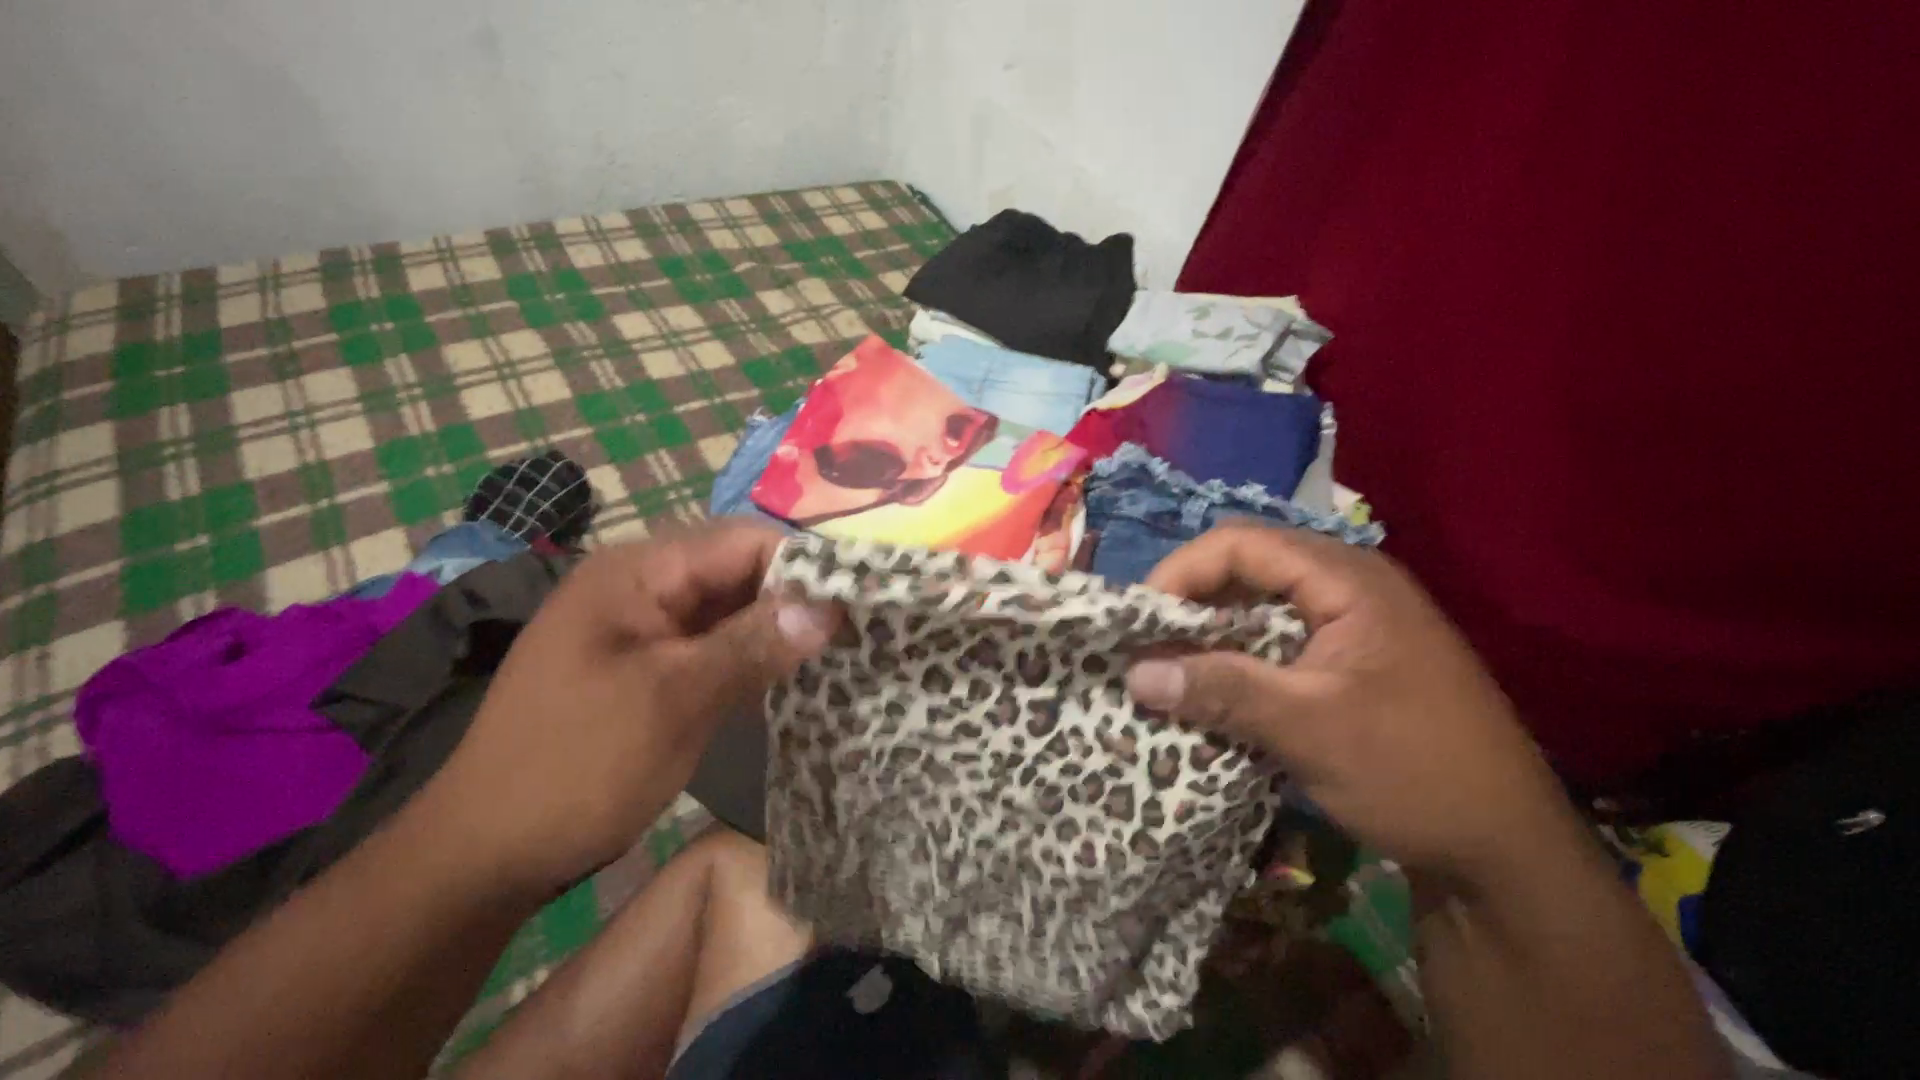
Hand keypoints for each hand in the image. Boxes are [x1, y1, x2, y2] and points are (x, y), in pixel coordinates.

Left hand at [414, 523, 836, 894]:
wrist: (488, 849)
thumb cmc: (578, 766)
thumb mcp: (674, 701)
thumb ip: (753, 645)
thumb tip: (831, 605)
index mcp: (635, 573)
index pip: (741, 540)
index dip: (806, 562)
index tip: (866, 596)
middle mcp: (638, 586)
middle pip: (737, 570)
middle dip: (798, 595)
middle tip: (864, 628)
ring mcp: (640, 628)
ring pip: (728, 610)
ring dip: (778, 627)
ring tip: (844, 650)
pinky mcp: (645, 668)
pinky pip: (710, 645)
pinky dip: (750, 656)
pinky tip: (792, 677)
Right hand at [1125, 523, 1585, 888]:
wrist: (1506, 847)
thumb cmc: (1414, 771)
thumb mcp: (1311, 729)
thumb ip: (1223, 691)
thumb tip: (1134, 673)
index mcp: (1349, 581)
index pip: (1241, 544)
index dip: (1180, 572)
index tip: (1138, 622)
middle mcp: (1351, 588)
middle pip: (1248, 570)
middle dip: (1190, 604)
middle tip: (1145, 649)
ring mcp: (1354, 627)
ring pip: (1260, 609)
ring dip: (1211, 637)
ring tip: (1168, 673)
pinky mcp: (1352, 665)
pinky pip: (1279, 644)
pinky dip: (1239, 662)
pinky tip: (1214, 696)